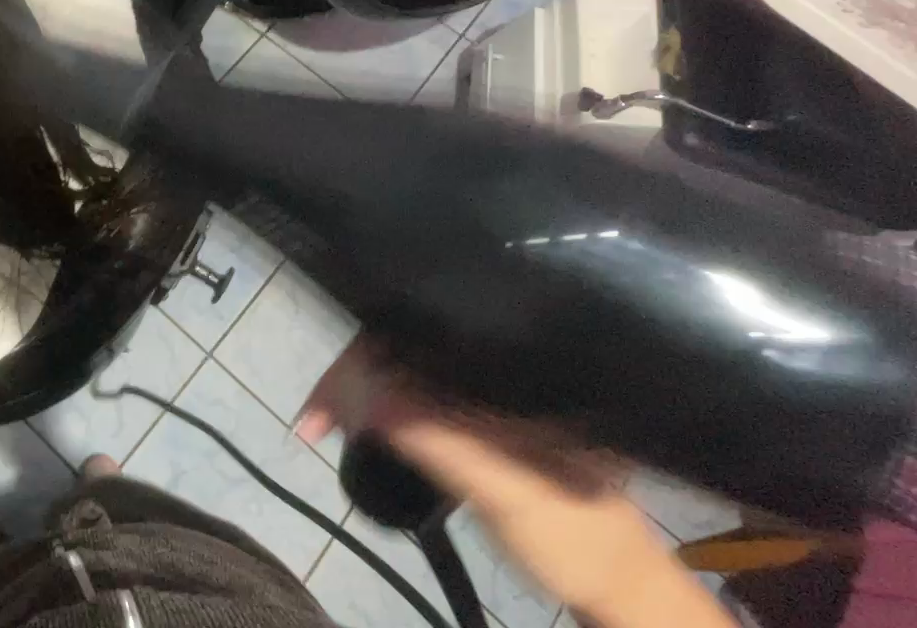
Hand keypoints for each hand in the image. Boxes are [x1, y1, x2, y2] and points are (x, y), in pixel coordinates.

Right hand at [299, 343, 732, 626]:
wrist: (622, 594)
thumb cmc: (578, 543)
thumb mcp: (510, 495)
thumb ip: (443, 444)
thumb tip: (368, 398)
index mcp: (513, 371)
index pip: (419, 337)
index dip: (364, 361)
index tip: (324, 406)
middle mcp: (495, 371)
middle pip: (401, 349)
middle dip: (347, 380)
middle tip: (309, 423)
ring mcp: (484, 395)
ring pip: (401, 373)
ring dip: (355, 394)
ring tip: (318, 422)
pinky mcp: (474, 420)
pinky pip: (410, 398)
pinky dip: (375, 410)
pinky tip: (353, 423)